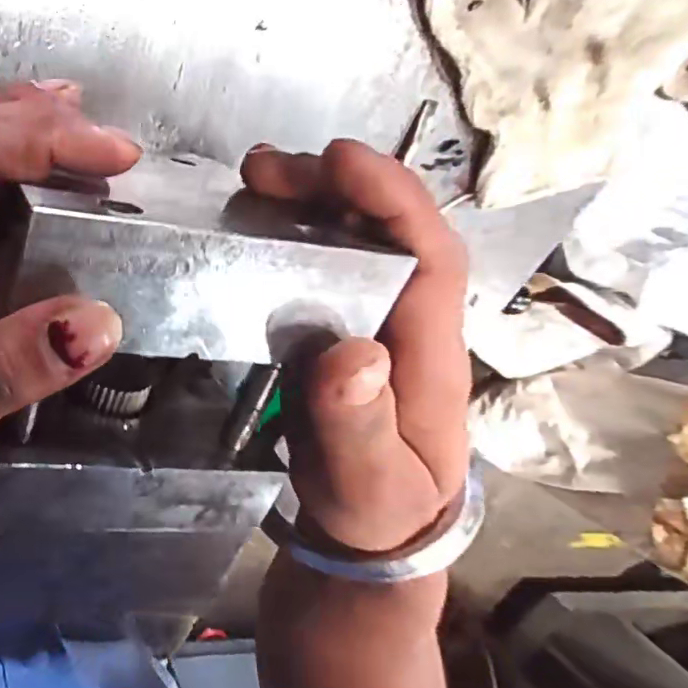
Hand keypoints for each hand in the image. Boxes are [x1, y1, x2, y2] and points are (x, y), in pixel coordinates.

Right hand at [241, 139, 470, 551]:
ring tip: (255, 178)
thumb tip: (353, 353)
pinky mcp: (340, 329)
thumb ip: (360, 428)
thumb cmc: (379, 508)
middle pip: (392, 230)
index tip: (338, 157)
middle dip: (338, 185)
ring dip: (313, 198)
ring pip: (359, 238)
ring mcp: (375, 322)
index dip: (393, 197)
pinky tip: (257, 221)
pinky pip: (326, 265)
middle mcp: (409, 321)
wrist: (374, 529)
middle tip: (265, 169)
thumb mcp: (370, 485)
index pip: (431, 255)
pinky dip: (295, 231)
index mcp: (431, 352)